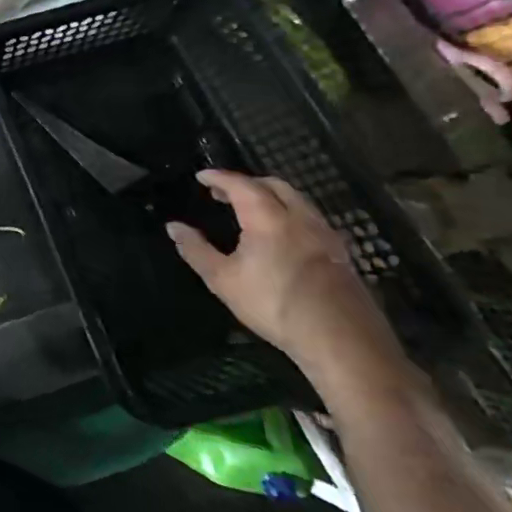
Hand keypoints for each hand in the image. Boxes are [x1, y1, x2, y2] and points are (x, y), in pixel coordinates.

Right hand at [167, 170, 406, 378]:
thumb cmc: (273, 304)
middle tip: (224, 192)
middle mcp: (298, 216)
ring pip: (296, 199)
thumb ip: (196, 250)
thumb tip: (173, 227)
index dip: (219, 177)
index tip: (202, 175)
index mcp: (267, 217)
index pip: (240, 185)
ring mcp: (323, 232)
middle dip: (247, 182)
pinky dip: (289, 212)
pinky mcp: (339, 250)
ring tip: (251, 209)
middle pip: (273, 185)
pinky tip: (283, 233)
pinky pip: (309, 217)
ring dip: (271, 195)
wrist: (338, 336)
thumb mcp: (223, 280)